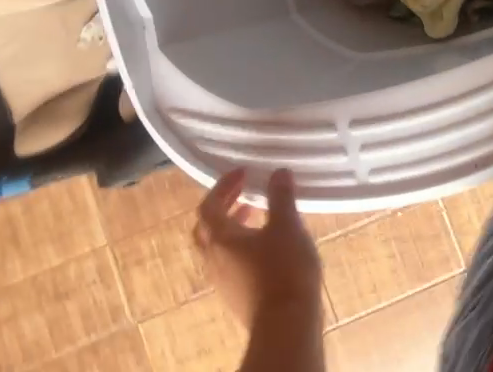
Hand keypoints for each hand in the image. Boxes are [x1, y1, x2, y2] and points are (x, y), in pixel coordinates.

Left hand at [194, 167, 322, 325]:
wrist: (285, 320)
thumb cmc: (283, 267)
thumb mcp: (287, 225)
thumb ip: (281, 197)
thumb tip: (278, 172)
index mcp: (221, 239)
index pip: (208, 207)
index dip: (223, 186)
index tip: (244, 172)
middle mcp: (214, 259)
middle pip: (206, 229)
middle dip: (222, 206)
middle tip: (243, 190)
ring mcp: (223, 279)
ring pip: (217, 246)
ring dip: (232, 225)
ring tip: (257, 212)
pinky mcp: (236, 293)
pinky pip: (230, 261)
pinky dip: (241, 243)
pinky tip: (266, 242)